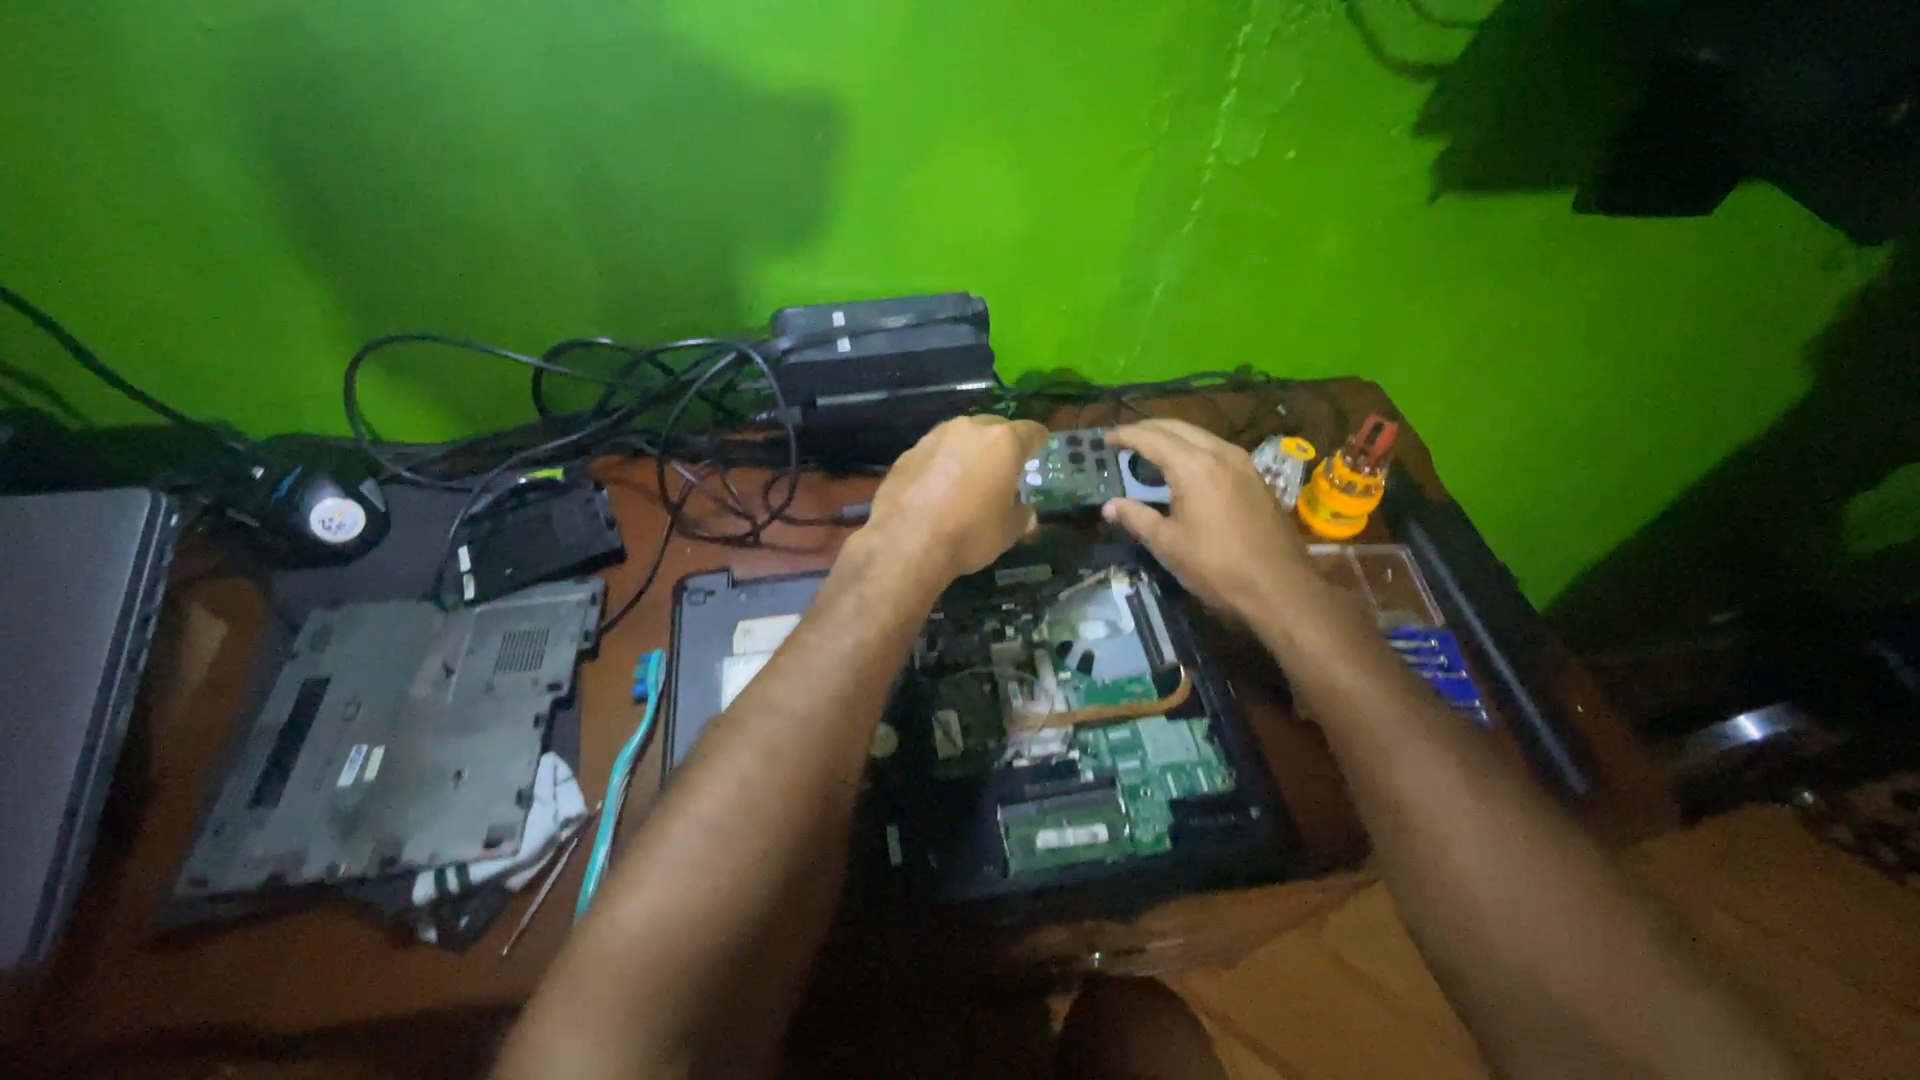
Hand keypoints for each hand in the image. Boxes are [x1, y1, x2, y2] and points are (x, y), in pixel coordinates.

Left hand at [864, 415, 1049, 580]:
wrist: (906, 541)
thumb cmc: (969, 534)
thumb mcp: (1007, 532)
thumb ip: (1020, 516)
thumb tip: (1026, 514)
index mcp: (1003, 443)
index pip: (1032, 431)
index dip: (1039, 443)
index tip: (1039, 453)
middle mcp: (969, 429)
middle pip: (994, 428)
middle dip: (1002, 445)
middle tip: (1002, 470)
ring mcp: (935, 437)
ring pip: (961, 437)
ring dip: (969, 451)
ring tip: (968, 478)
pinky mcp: (908, 452)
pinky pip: (935, 452)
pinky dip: (941, 464)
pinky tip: (938, 488)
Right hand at [1102, 419, 1313, 618]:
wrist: (1279, 587)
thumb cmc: (1216, 566)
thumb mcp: (1168, 544)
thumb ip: (1136, 518)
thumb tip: (1110, 507)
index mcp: (1194, 466)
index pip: (1152, 438)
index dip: (1125, 435)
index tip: (1106, 438)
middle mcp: (1220, 453)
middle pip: (1178, 427)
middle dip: (1148, 429)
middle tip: (1124, 440)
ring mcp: (1243, 463)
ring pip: (1200, 435)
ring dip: (1173, 437)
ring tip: (1150, 450)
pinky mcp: (1255, 477)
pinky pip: (1217, 450)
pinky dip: (1194, 449)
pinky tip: (1185, 468)